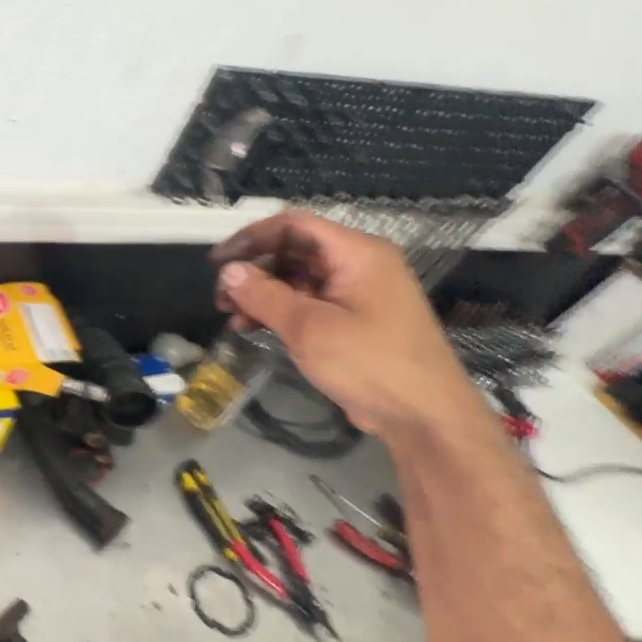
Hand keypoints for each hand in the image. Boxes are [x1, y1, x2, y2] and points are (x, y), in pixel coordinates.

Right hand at [209, 210, 483, 438]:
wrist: (424, 416)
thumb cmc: (369, 363)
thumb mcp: (308, 327)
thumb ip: (264, 295)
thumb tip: (228, 271)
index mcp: (357, 253)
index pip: (294, 226)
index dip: (250, 239)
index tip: (217, 264)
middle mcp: (359, 264)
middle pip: (294, 251)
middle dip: (253, 270)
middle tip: (221, 298)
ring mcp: (358, 293)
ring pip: (298, 278)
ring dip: (262, 294)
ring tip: (232, 318)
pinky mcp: (355, 320)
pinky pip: (310, 302)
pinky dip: (280, 311)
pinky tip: (255, 329)